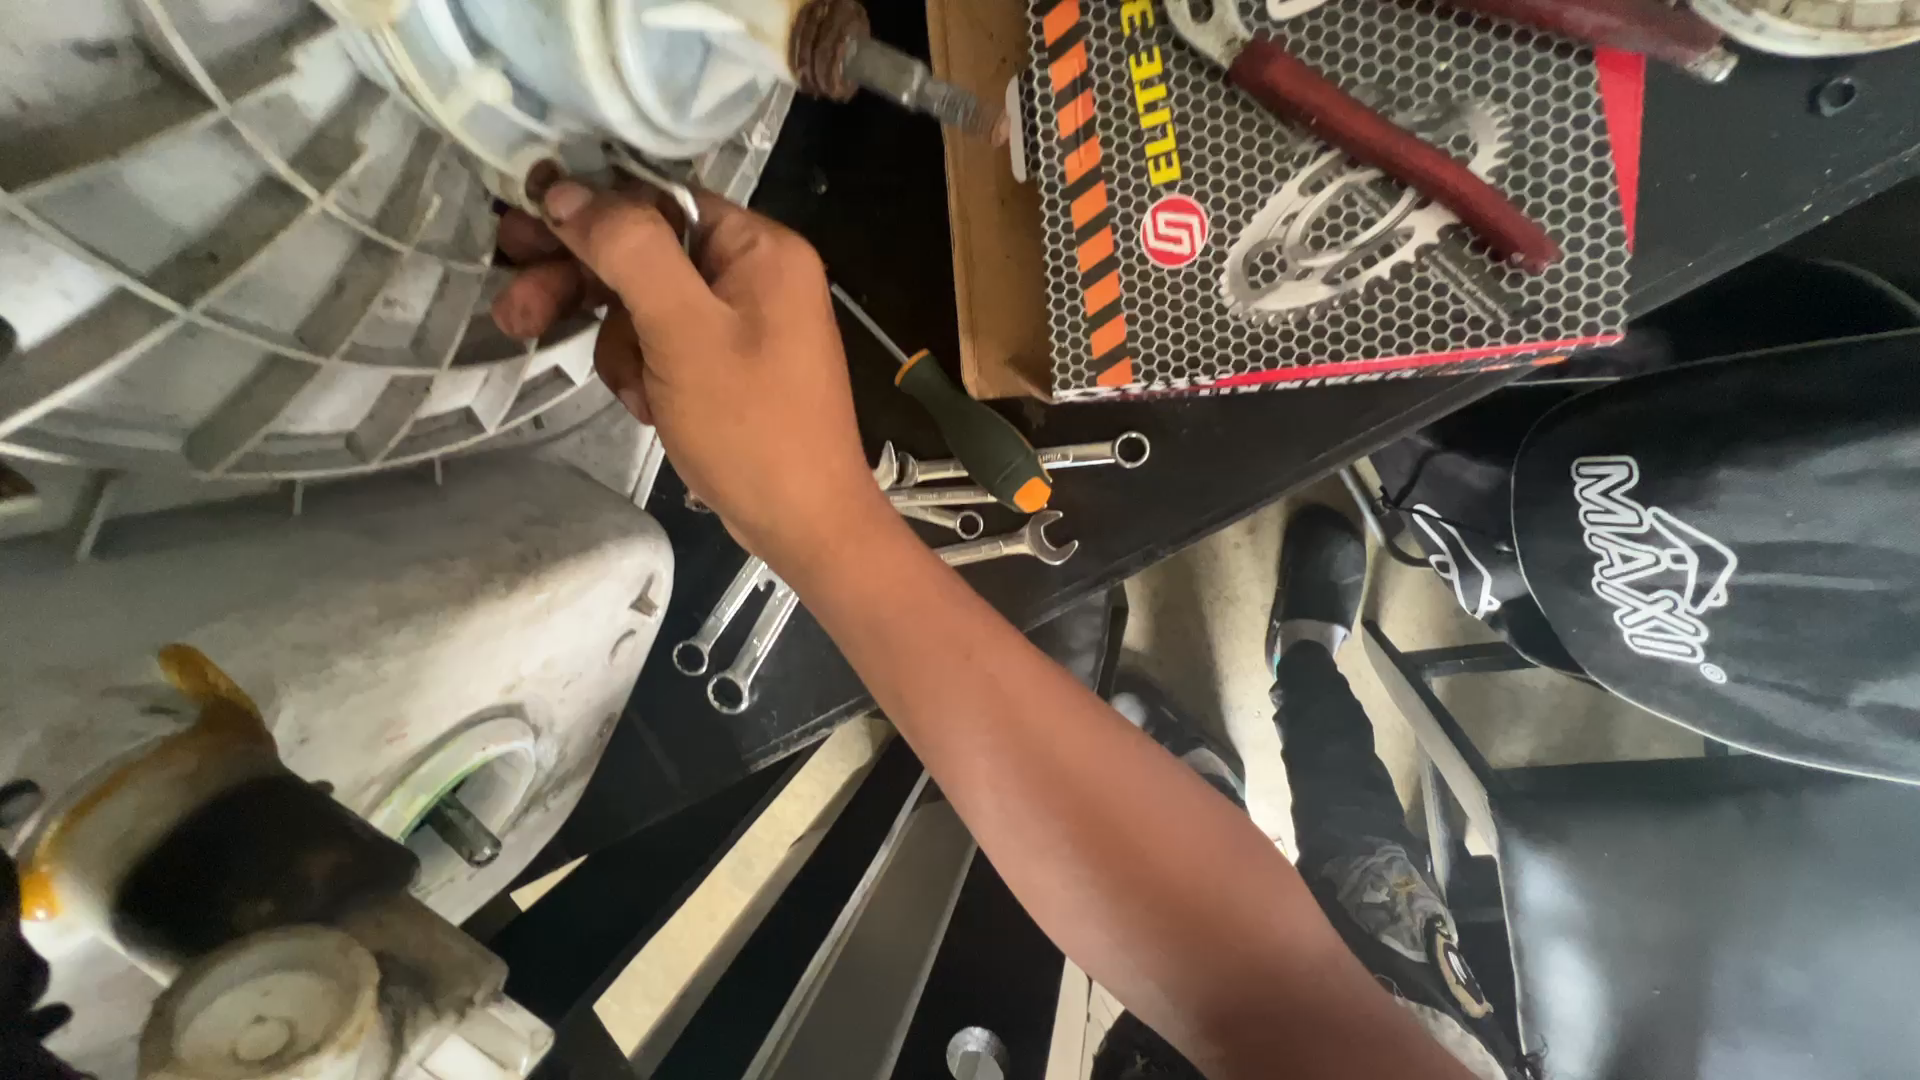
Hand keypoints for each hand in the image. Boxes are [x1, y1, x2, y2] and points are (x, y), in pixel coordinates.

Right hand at [492, 170, 891, 568]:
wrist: (804, 520)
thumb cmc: (751, 424)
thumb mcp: (684, 330)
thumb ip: (629, 251)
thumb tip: (568, 190)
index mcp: (762, 249)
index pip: (659, 201)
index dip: (588, 212)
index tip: (521, 230)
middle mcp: (758, 277)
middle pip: (647, 255)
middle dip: (584, 286)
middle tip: (515, 308)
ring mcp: (746, 326)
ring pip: (649, 308)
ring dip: (622, 348)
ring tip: (630, 394)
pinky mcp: (731, 369)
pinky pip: (669, 350)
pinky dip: (648, 376)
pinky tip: (651, 410)